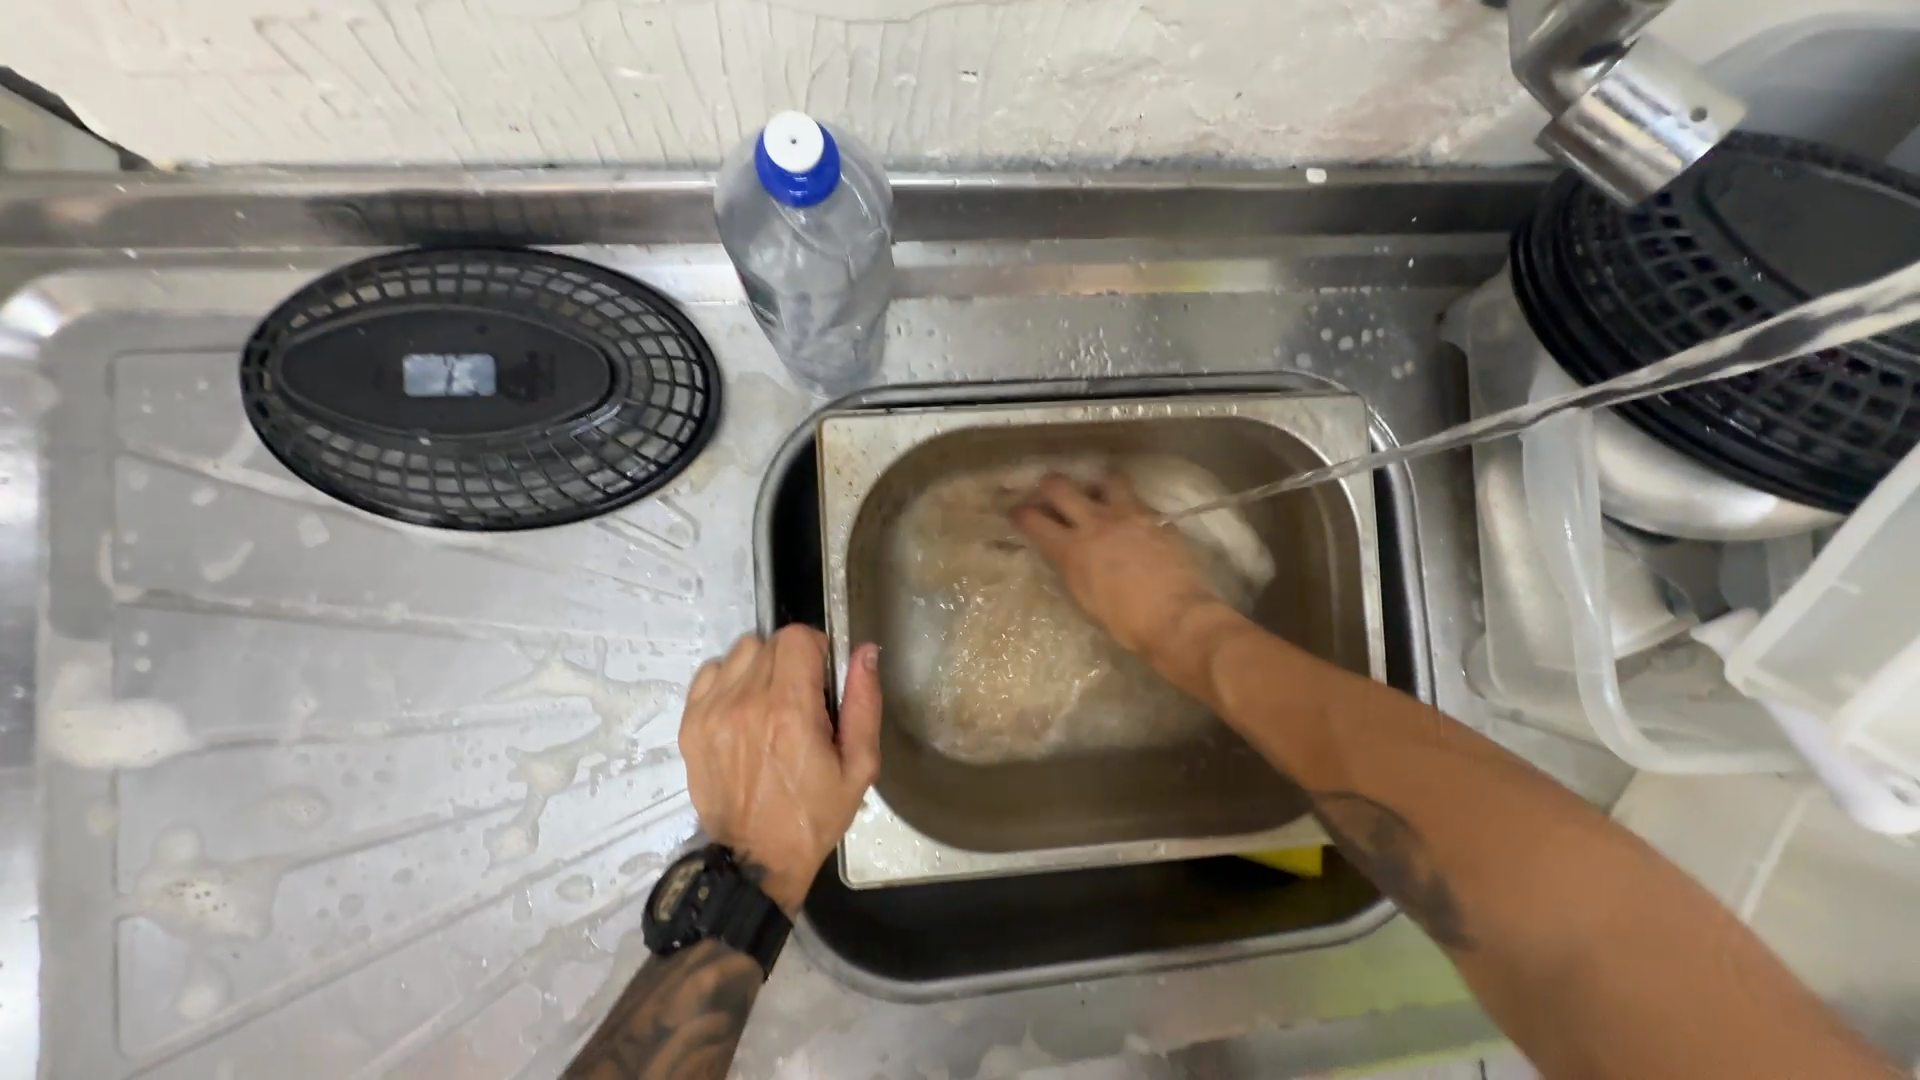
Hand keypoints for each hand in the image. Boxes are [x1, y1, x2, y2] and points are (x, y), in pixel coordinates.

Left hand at [678, 627, 881, 914]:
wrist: (756, 860)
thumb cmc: (814, 814)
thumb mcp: (859, 766)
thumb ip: (864, 702)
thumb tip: (865, 651)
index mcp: (790, 711)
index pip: (798, 637)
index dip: (817, 650)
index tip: (824, 680)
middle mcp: (746, 703)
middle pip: (771, 642)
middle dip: (793, 661)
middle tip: (803, 700)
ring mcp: (712, 713)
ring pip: (741, 653)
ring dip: (761, 667)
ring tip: (772, 705)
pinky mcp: (690, 725)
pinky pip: (711, 673)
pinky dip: (731, 681)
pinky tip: (745, 711)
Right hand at [1010, 471, 1234, 661]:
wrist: (1176, 617)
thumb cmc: (1126, 623)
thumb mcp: (1085, 599)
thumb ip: (1073, 570)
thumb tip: (1069, 558)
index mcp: (1071, 550)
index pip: (1034, 522)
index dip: (1020, 514)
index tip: (1016, 511)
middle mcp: (1096, 524)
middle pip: (1061, 487)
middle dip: (1050, 485)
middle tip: (1050, 489)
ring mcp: (1129, 516)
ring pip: (1107, 480)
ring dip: (1099, 485)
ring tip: (1101, 493)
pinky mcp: (1157, 519)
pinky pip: (1139, 501)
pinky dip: (1131, 506)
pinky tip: (1135, 518)